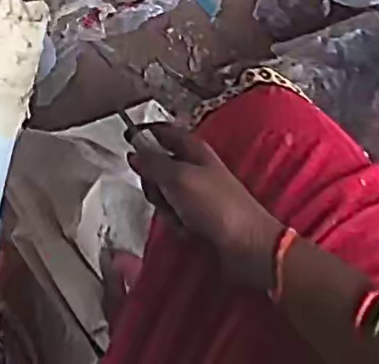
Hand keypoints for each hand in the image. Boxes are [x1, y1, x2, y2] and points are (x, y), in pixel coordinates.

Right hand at [129, 123, 281, 290]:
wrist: (250, 249)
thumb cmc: (215, 205)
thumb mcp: (177, 177)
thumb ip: (152, 162)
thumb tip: (134, 153)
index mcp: (193, 148)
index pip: (162, 130)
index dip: (144, 132)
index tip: (127, 139)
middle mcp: (194, 167)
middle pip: (157, 162)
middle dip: (152, 178)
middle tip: (157, 189)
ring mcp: (197, 193)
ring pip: (163, 189)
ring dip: (163, 203)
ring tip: (175, 214)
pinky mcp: (199, 217)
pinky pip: (173, 212)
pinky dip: (175, 220)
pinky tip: (185, 229)